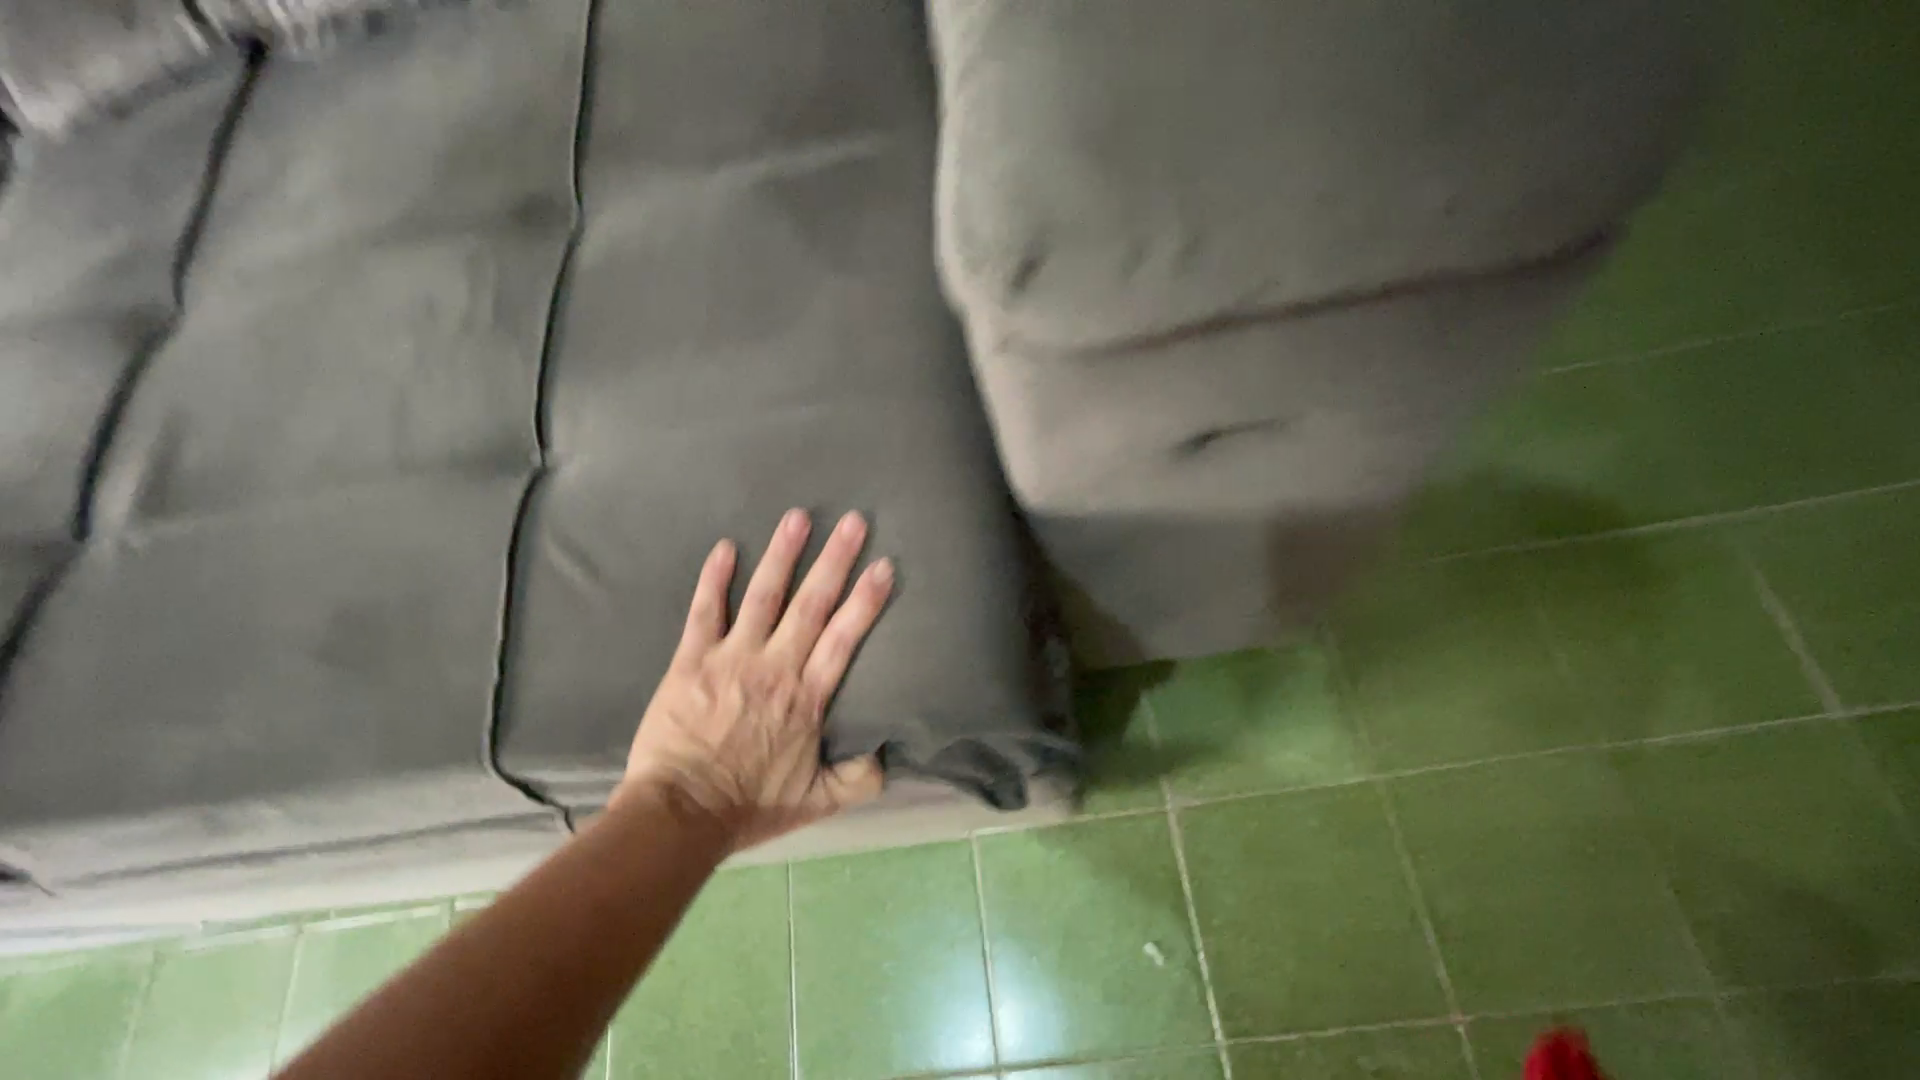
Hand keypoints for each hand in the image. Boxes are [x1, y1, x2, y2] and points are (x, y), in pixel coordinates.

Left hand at [613, 509, 892, 850]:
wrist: (681, 814)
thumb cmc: (749, 807)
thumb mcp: (818, 803)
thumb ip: (860, 778)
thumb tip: (888, 754)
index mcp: (807, 697)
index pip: (844, 638)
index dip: (865, 600)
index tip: (883, 565)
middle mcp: (775, 667)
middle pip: (811, 604)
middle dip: (834, 560)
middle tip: (852, 520)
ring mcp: (732, 659)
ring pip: (763, 596)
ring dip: (782, 555)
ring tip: (797, 518)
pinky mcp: (692, 661)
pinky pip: (705, 612)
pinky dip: (714, 578)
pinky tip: (725, 547)